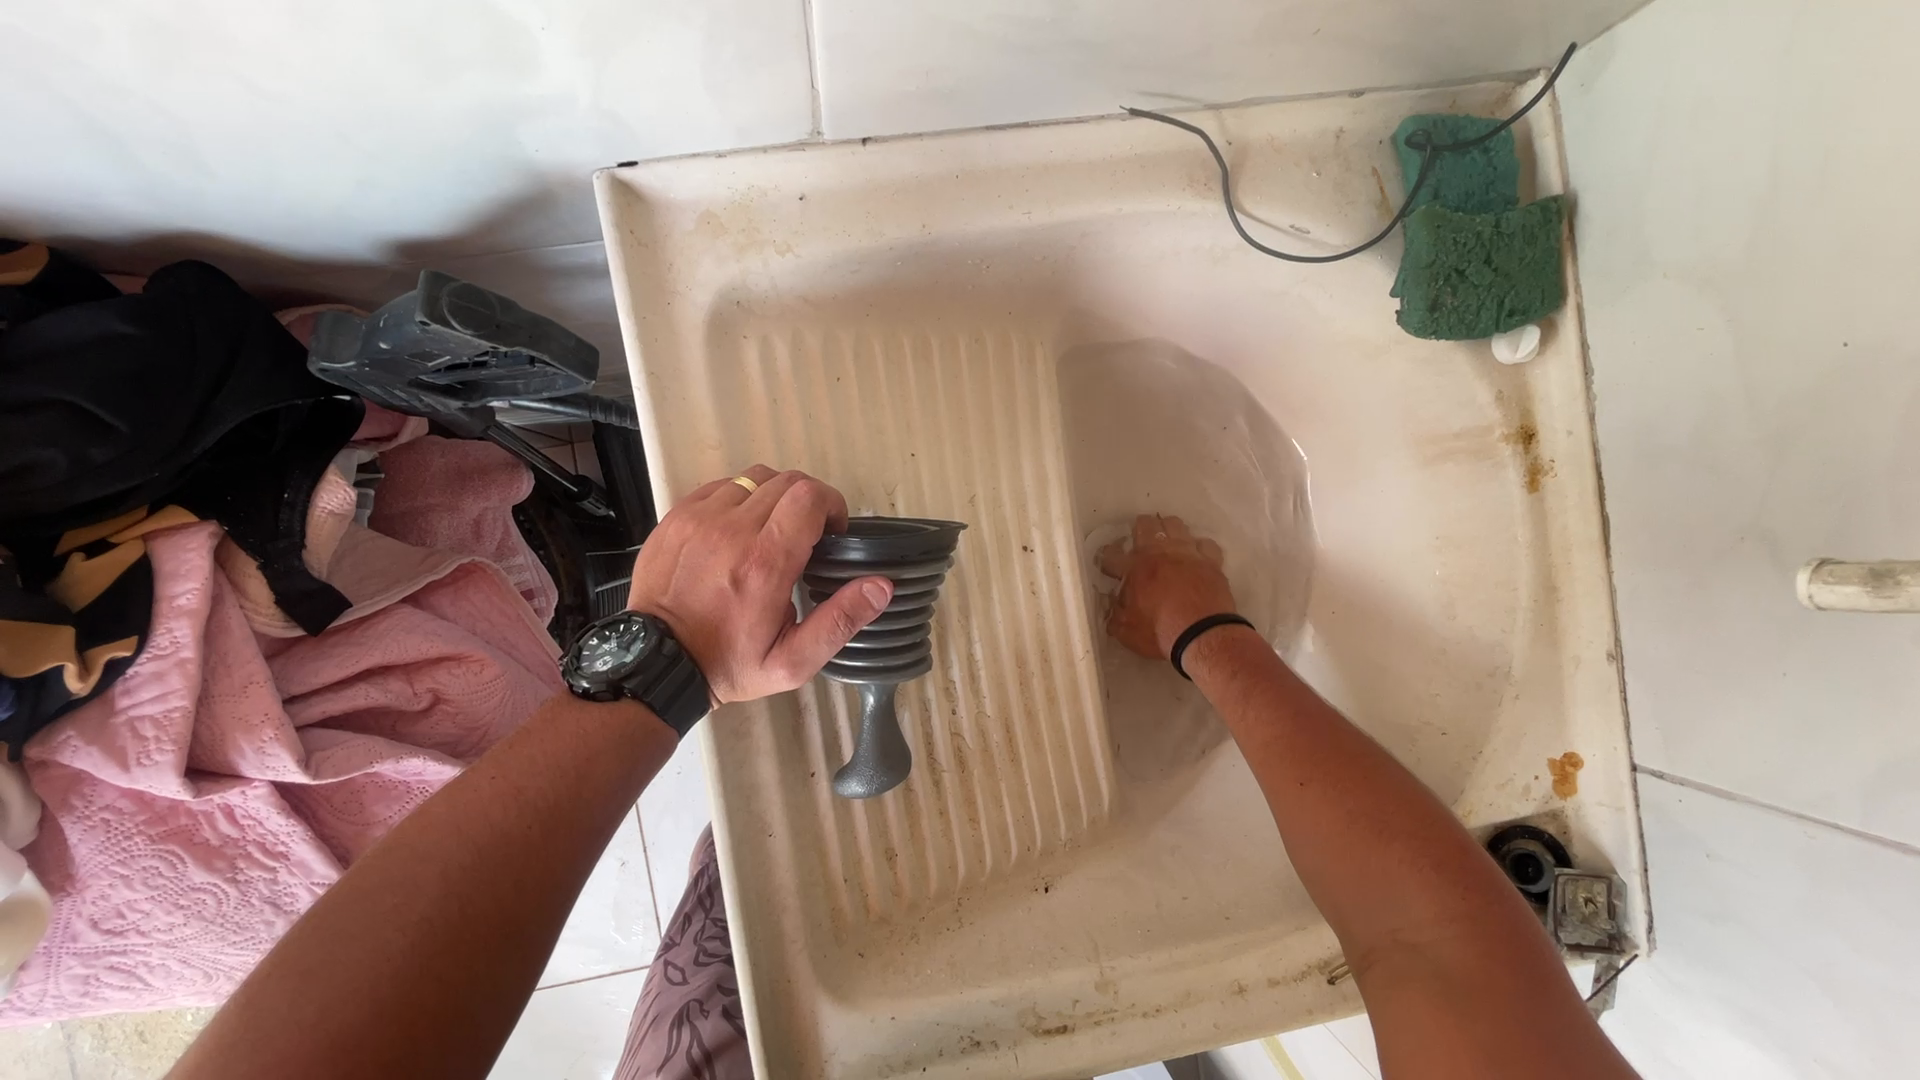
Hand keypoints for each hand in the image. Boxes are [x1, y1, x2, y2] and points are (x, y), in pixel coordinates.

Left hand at [627, 465, 893, 704]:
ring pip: (754, 478)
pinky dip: (740, 499)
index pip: (809, 497)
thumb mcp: (793, 661)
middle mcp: (730, 530)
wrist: (656, 665)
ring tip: (774, 530)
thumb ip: (840, 621)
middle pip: (786, 481)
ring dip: (774, 497)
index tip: (833, 533)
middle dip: (809, 501)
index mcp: (764, 563)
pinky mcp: (676, 518)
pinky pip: (720, 486)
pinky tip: (739, 530)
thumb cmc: (730, 664)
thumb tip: (881, 585)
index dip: (832, 505)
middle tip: (809, 535)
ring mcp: (698, 519)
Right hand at [1098, 514, 1237, 659]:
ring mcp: (1187, 553)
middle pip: (1145, 524)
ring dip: (1168, 530)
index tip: (1108, 565)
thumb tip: (1112, 604)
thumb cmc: (1159, 632)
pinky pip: (1204, 544)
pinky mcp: (1211, 561)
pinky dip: (1199, 548)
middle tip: (1139, 542)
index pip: (1111, 554)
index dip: (1106, 557)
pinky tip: (1196, 556)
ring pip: (1175, 524)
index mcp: (1133, 567)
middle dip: (1138, 529)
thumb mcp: (1125, 630)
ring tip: (1167, 543)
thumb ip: (1115, 613)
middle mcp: (1159, 551)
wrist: (1202, 636)